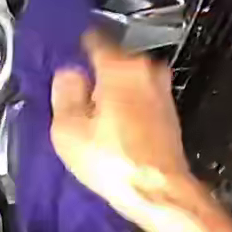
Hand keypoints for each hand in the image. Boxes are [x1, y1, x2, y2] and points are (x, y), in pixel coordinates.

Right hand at [50, 32, 212, 231]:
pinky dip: (126, 113)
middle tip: (74, 107)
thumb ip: (63, 92)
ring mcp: (161, 92)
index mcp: (119, 66)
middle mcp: (146, 71)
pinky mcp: (168, 113)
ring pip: (126, 84)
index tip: (65, 61)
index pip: (92, 39)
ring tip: (94, 127)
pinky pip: (139, 103)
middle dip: (93, 80)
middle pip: (110, 63)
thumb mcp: (67, 129)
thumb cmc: (116, 164)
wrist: (158, 192)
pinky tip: (114, 138)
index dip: (74, 50)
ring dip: (110, 97)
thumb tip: (67, 76)